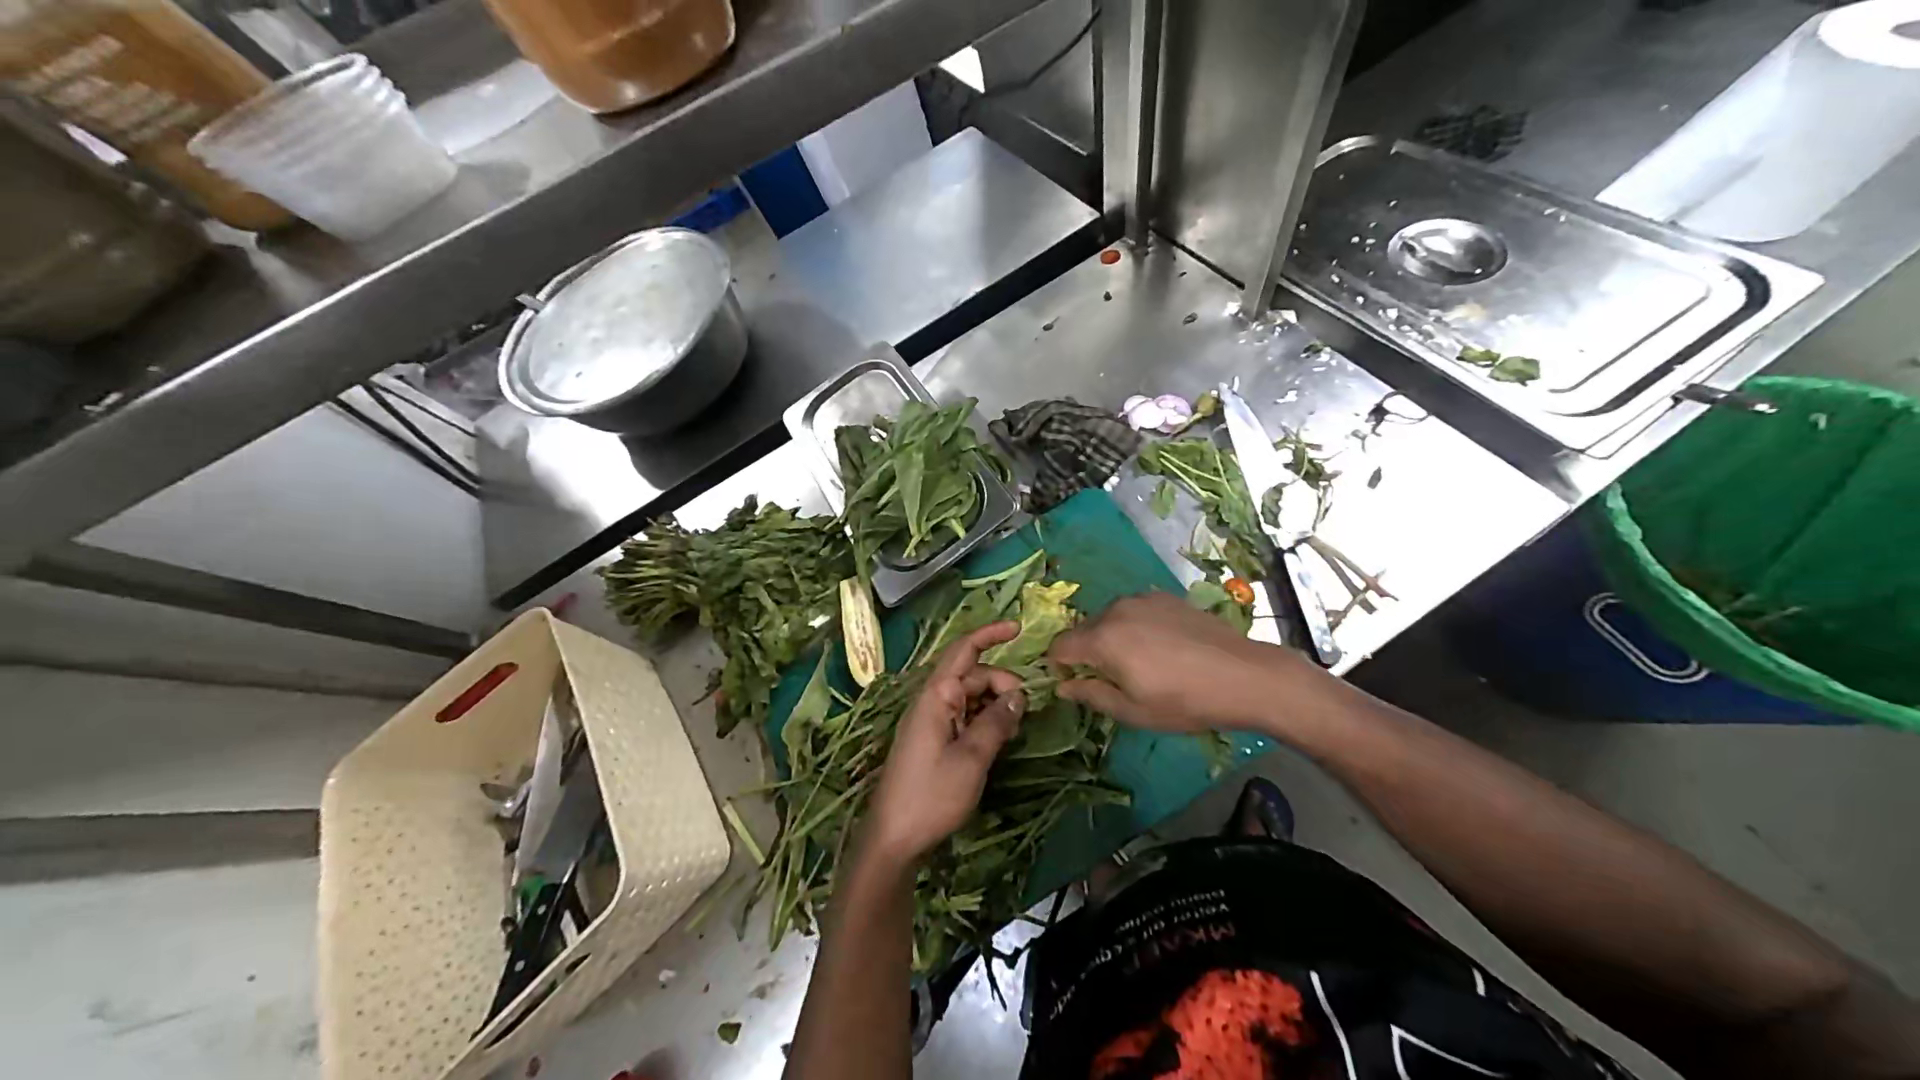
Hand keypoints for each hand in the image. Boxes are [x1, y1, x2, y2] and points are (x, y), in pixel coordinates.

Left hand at [863, 622, 1026, 867]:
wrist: (893, 837)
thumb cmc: (931, 795)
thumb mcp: (972, 758)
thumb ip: (996, 722)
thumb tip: (1018, 695)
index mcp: (936, 695)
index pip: (964, 650)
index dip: (990, 634)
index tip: (1020, 629)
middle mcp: (932, 700)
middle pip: (972, 675)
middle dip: (1001, 682)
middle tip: (1026, 708)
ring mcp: (931, 720)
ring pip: (970, 696)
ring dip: (994, 703)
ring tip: (1016, 726)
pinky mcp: (933, 740)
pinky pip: (963, 716)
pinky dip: (984, 719)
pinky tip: (999, 737)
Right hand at [1048, 591, 1327, 733]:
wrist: (1245, 675)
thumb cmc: (1185, 701)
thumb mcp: (1133, 711)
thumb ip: (1091, 695)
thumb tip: (1063, 686)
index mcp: (1103, 639)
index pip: (1060, 646)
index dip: (1058, 667)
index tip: (1073, 684)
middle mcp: (1116, 610)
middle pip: (1084, 630)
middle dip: (1086, 653)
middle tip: (1111, 679)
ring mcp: (1143, 599)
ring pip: (1110, 618)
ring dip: (1111, 638)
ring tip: (1140, 663)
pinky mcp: (1166, 596)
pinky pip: (1135, 610)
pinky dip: (1134, 626)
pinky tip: (1161, 647)